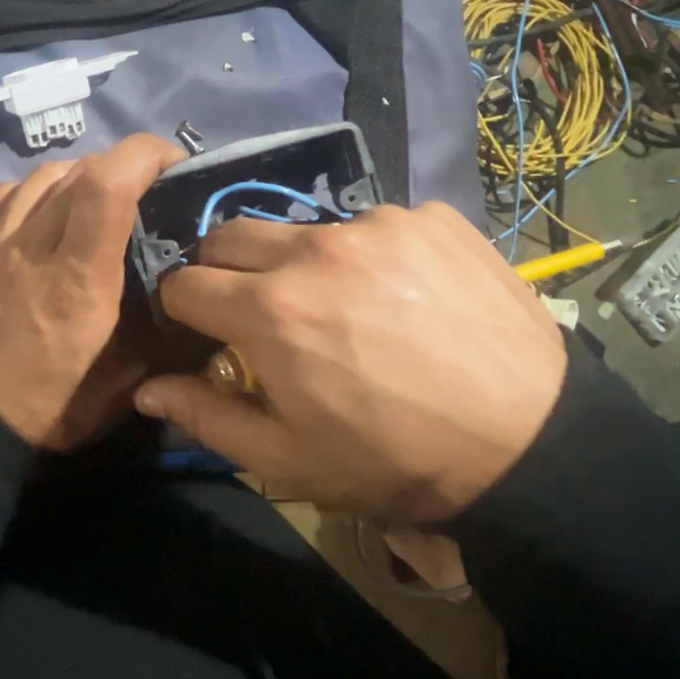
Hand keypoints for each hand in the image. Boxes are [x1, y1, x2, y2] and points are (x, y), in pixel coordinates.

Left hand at [0, 134, 183, 449]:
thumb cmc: (63, 400)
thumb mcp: (130, 369)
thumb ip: (159, 313)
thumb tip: (187, 272)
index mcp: (78, 278)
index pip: (107, 184)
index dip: (144, 155)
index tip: (172, 164)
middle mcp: (33, 248)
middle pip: (80, 170)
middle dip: (123, 165)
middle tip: (145, 189)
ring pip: (43, 175)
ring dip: (80, 174)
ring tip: (98, 198)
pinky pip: (8, 193)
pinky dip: (38, 190)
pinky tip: (49, 211)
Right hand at [133, 202, 564, 521]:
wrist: (535, 447)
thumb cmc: (394, 460)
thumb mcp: (287, 458)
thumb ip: (206, 415)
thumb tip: (144, 389)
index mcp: (269, 310)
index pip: (184, 281)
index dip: (183, 309)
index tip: (203, 331)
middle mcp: (314, 250)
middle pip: (229, 236)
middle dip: (223, 270)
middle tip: (258, 312)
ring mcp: (378, 225)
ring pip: (302, 230)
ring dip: (298, 263)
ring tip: (341, 306)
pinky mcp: (432, 218)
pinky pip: (372, 225)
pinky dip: (367, 255)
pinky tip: (401, 295)